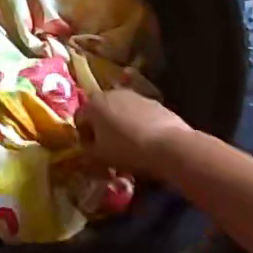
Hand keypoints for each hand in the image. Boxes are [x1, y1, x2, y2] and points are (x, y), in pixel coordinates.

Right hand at [78, 89, 199, 175]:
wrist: (172, 147)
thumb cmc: (127, 149)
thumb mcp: (99, 157)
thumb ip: (87, 153)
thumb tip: (86, 152)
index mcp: (92, 104)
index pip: (80, 120)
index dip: (84, 138)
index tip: (92, 152)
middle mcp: (111, 94)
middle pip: (102, 113)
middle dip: (104, 130)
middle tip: (111, 149)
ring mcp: (136, 97)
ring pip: (122, 114)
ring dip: (123, 127)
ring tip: (132, 148)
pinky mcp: (157, 104)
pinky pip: (142, 116)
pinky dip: (141, 127)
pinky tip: (149, 144)